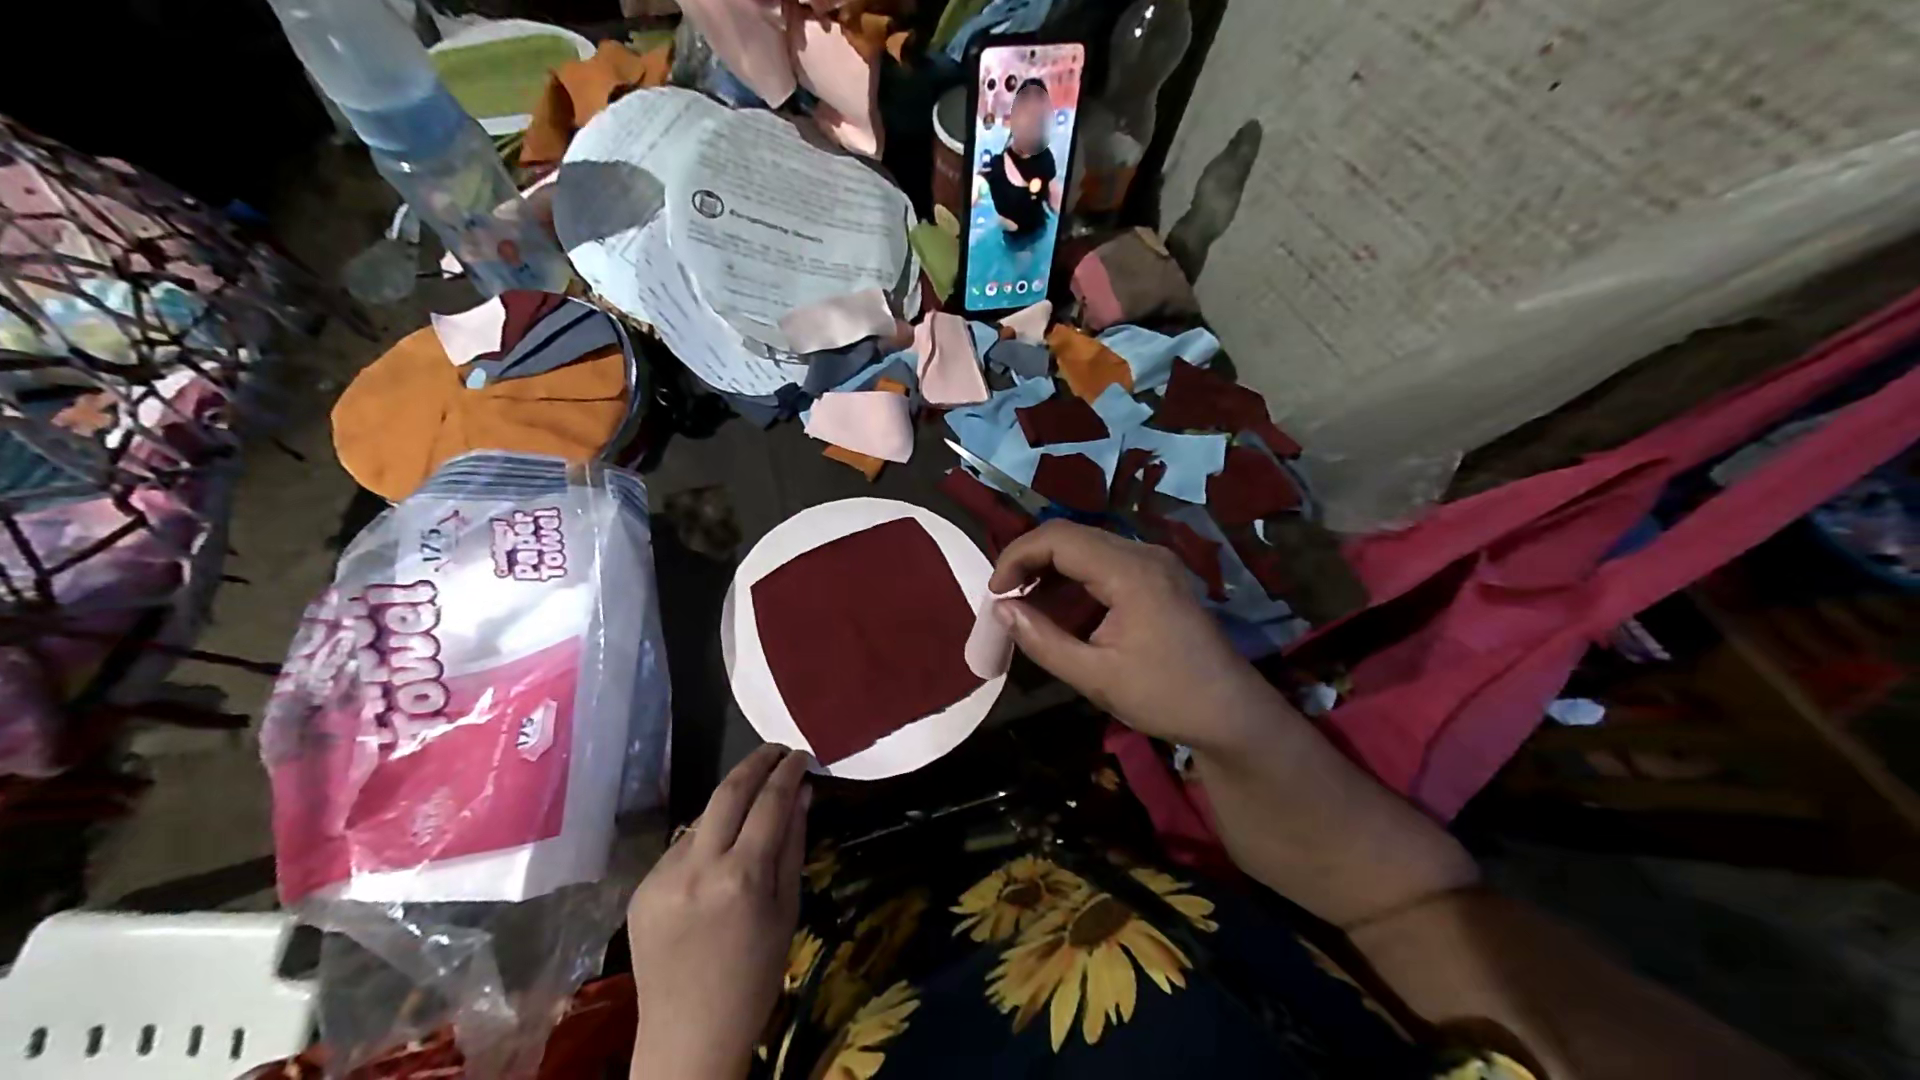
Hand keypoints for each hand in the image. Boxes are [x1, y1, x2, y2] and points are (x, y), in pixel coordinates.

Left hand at [628, 745, 811, 1079]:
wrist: (688, 1036)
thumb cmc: (755, 977)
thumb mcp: (787, 909)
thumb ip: (793, 844)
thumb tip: (801, 792)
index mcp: (743, 877)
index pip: (770, 802)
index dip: (787, 772)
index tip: (800, 755)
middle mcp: (698, 867)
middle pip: (728, 792)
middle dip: (755, 763)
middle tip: (776, 750)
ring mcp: (662, 876)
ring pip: (703, 818)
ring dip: (730, 803)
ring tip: (754, 804)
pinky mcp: (641, 889)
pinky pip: (682, 846)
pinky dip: (707, 838)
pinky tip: (720, 853)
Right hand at [990, 521, 1284, 751]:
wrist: (1233, 714)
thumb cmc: (1165, 697)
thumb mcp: (1095, 677)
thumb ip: (1043, 640)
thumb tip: (1001, 610)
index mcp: (1130, 571)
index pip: (1058, 538)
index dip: (1017, 557)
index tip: (995, 593)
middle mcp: (1143, 554)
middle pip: (1071, 535)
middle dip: (1029, 560)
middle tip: (1005, 598)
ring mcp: (1155, 562)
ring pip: (1086, 546)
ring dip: (1050, 568)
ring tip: (1025, 603)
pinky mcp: (1158, 576)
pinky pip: (1105, 561)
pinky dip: (1074, 577)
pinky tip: (1060, 606)